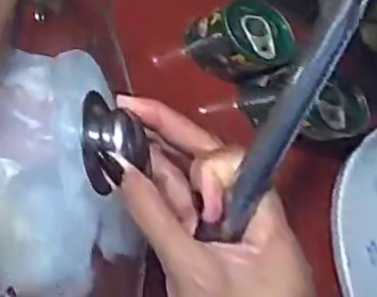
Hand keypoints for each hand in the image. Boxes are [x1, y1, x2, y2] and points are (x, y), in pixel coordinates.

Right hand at [114, 95, 313, 296]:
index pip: (233, 162)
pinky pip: (182, 207)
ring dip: (153, 161)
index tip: (155, 136)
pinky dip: (155, 189)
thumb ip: (152, 212)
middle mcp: (250, 221)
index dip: (195, 148)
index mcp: (265, 223)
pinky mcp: (210, 250)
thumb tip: (112, 159)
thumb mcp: (191, 269)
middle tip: (121, 107)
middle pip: (208, 163)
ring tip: (116, 139)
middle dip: (164, 134)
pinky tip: (131, 175)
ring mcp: (229, 236)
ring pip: (190, 184)